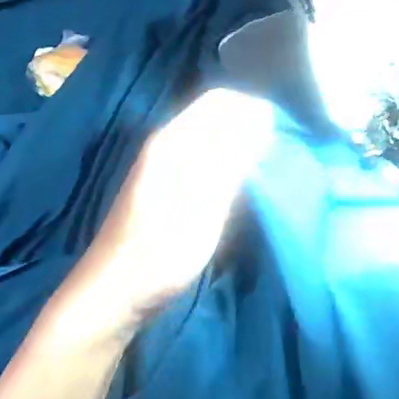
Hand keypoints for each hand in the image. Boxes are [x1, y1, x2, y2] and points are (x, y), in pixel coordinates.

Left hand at [53, 89, 276, 343]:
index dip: (256, 108)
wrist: (111, 298)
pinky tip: (243, 188)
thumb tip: (262, 113)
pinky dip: (229, 165)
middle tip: (283, 152)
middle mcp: (166, 145)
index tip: (287, 132)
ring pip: (212, 139)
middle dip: (251, 125)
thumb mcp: (203, 204)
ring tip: (271, 167)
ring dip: (242, 146)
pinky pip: (205, 160)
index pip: (221, 100)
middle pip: (216, 117)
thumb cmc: (158, 253)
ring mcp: (164, 168)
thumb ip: (231, 156)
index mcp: (172, 141)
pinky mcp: (167, 190)